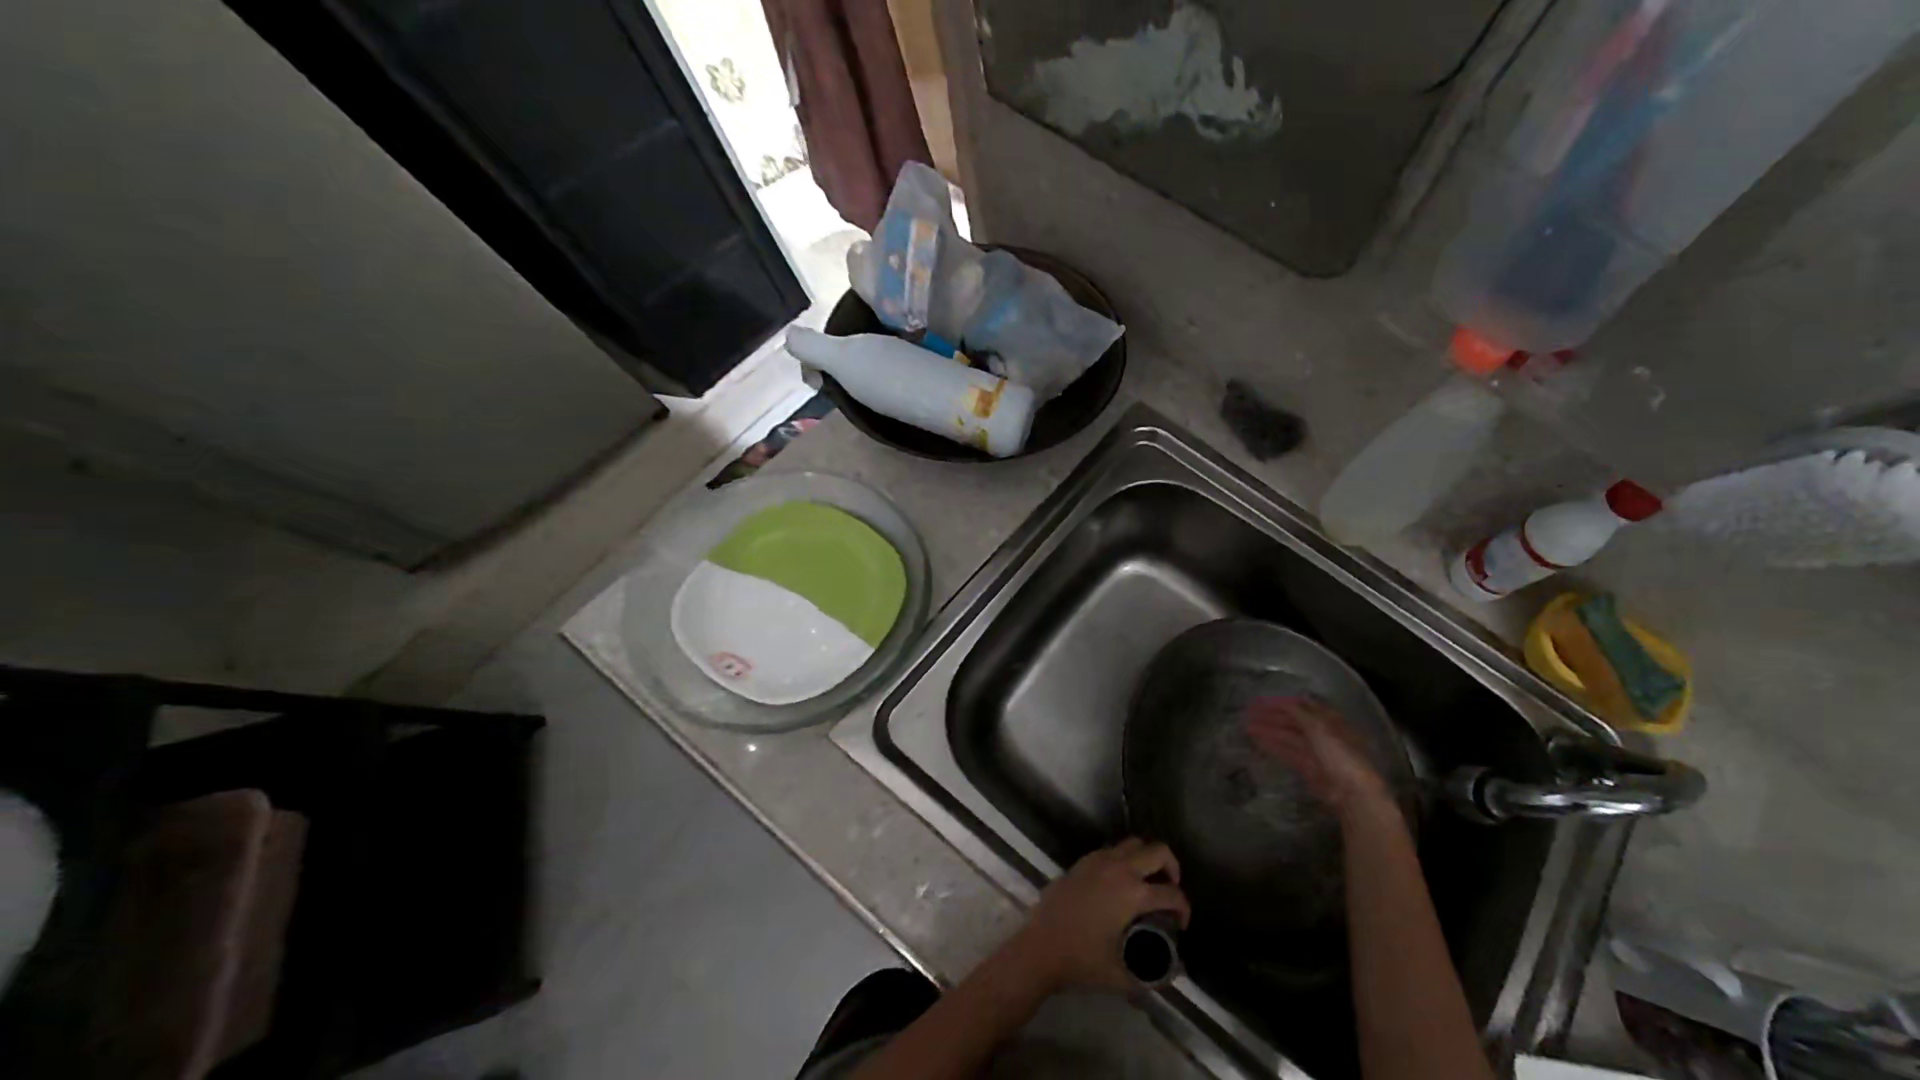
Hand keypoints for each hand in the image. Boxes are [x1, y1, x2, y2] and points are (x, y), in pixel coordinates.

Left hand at [1008, 838, 1190, 991]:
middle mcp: (1119, 869)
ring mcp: (1098, 860)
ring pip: (1134, 843)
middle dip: (1172, 869)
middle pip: (1158, 851)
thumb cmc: (1080, 961)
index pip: (1173, 893)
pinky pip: (1112, 849)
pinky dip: (1124, 859)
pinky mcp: (1082, 861)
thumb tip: (1173, 974)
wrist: (1039, 947)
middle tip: (1169, 891)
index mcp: (1133, 894)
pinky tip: (1120, 883)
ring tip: (1147, 883)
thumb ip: (1152, 976)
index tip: (1180, 925)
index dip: (1184, 909)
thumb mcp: (1122, 975)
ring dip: (1147, 859)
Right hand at [1244, 696, 1394, 820]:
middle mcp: (1322, 733)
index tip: (1258, 702)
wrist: (1352, 792)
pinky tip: (1259, 742)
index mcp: (1329, 720)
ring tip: (1247, 728)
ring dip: (1269, 730)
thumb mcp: (1319, 727)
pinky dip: (1274, 746)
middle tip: (1248, 714)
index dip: (1279, 702)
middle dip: (1271, 716)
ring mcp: (1315, 751)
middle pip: (1293, 721)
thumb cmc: (1339, 754)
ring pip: (1288, 736)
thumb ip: (1299, 712)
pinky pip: (1288, 752)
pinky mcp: (1309, 768)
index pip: (1301, 705)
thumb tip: (1283, 701)